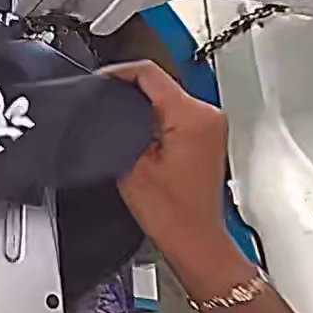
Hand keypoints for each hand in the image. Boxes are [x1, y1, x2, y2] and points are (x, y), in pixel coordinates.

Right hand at [101, 61, 254, 290]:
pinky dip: (156, 116)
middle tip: (104, 100)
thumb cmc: (172, 214)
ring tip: (119, 118)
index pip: (149, 73)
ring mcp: (212, 125)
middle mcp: (208, 115)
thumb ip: (120, 125)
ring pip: (168, 96)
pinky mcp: (208, 135)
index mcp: (191, 116)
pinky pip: (177, 112)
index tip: (101, 79)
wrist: (194, 240)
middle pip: (160, 82)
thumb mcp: (131, 163)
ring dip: (143, 103)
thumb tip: (112, 105)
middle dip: (129, 89)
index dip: (118, 72)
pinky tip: (140, 132)